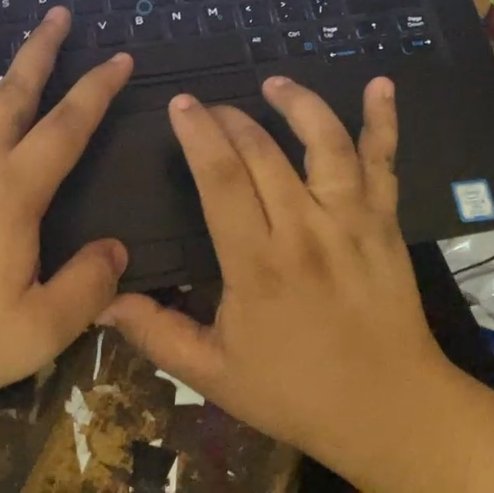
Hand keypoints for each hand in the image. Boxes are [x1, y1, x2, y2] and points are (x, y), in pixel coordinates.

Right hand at [100, 78, 455, 477]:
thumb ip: (158, 334)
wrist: (390, 410)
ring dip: (298, 103)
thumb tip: (103, 301)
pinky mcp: (386, 221)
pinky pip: (386, 162)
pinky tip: (382, 84)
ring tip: (274, 82)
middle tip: (208, 106)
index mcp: (257, 264)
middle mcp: (305, 229)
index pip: (222, 179)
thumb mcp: (214, 375)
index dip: (199, 135)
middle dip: (230, 118)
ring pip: (325, 142)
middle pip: (263, 151)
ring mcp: (351, 219)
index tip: (181, 104)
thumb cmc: (297, 392)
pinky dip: (385, 120)